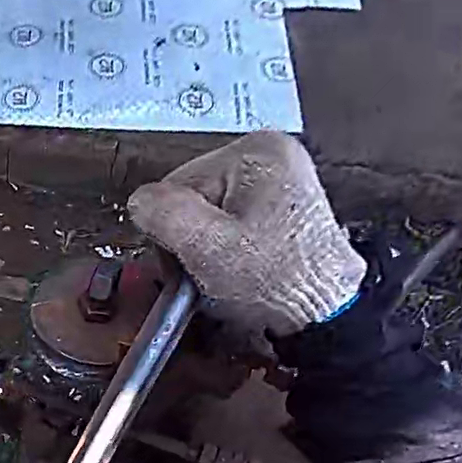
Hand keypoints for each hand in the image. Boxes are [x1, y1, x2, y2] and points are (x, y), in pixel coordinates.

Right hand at [128, 131, 365, 341]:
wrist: (324, 311)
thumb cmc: (268, 280)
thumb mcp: (206, 248)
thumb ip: (164, 215)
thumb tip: (137, 200)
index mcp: (254, 150)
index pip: (175, 185)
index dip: (171, 230)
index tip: (187, 264)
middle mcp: (271, 152)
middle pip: (193, 196)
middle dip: (189, 237)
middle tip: (205, 272)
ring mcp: (281, 176)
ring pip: (209, 211)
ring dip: (204, 245)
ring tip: (225, 272)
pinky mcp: (284, 203)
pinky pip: (232, 219)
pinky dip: (225, 245)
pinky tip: (239, 265)